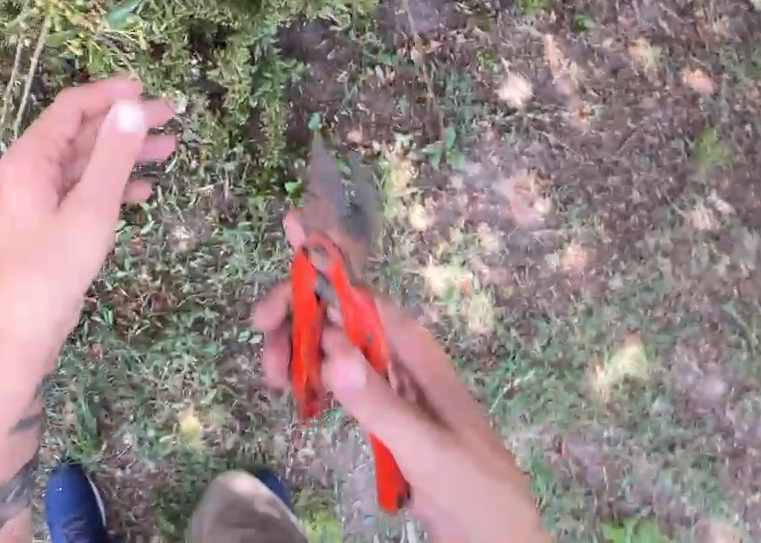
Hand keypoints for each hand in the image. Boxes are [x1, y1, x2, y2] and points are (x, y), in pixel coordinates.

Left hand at [0, 76, 176, 369]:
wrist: (22, 335)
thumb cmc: (53, 270)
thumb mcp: (91, 210)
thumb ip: (113, 155)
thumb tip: (132, 106)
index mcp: (29, 158)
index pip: (71, 108)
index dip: (109, 94)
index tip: (147, 89)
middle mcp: (29, 169)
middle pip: (81, 132)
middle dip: (125, 123)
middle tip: (172, 116)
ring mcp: (37, 196)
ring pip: (86, 162)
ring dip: (125, 154)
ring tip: (171, 150)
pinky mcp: (48, 220)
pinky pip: (82, 190)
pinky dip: (112, 186)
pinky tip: (144, 192)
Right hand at [254, 218, 547, 542]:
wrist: (498, 542)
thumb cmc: (476, 490)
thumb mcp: (428, 449)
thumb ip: (379, 402)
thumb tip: (329, 348)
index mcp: (413, 348)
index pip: (357, 292)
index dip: (320, 265)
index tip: (287, 247)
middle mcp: (394, 351)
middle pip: (333, 312)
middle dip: (294, 314)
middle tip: (261, 338)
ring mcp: (383, 377)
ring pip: (325, 341)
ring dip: (292, 347)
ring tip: (272, 380)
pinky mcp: (375, 403)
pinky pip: (330, 373)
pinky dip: (304, 374)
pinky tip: (292, 392)